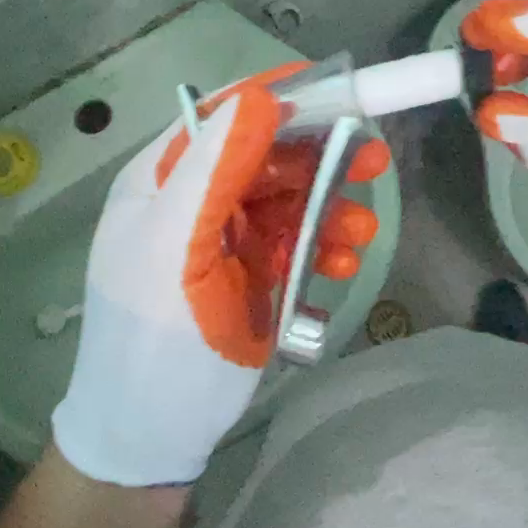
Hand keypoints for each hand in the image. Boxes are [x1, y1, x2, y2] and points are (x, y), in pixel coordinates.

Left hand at [52, 65, 386, 485]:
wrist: (154, 436)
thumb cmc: (154, 338)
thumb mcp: (176, 248)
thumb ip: (214, 171)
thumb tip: (258, 99)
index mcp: (163, 181)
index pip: (224, 119)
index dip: (279, 101)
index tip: (339, 91)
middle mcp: (196, 200)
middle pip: (269, 158)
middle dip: (321, 161)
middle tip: (374, 163)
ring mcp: (228, 238)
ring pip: (292, 201)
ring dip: (329, 212)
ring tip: (359, 236)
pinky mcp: (255, 274)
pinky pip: (298, 244)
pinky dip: (322, 250)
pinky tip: (340, 268)